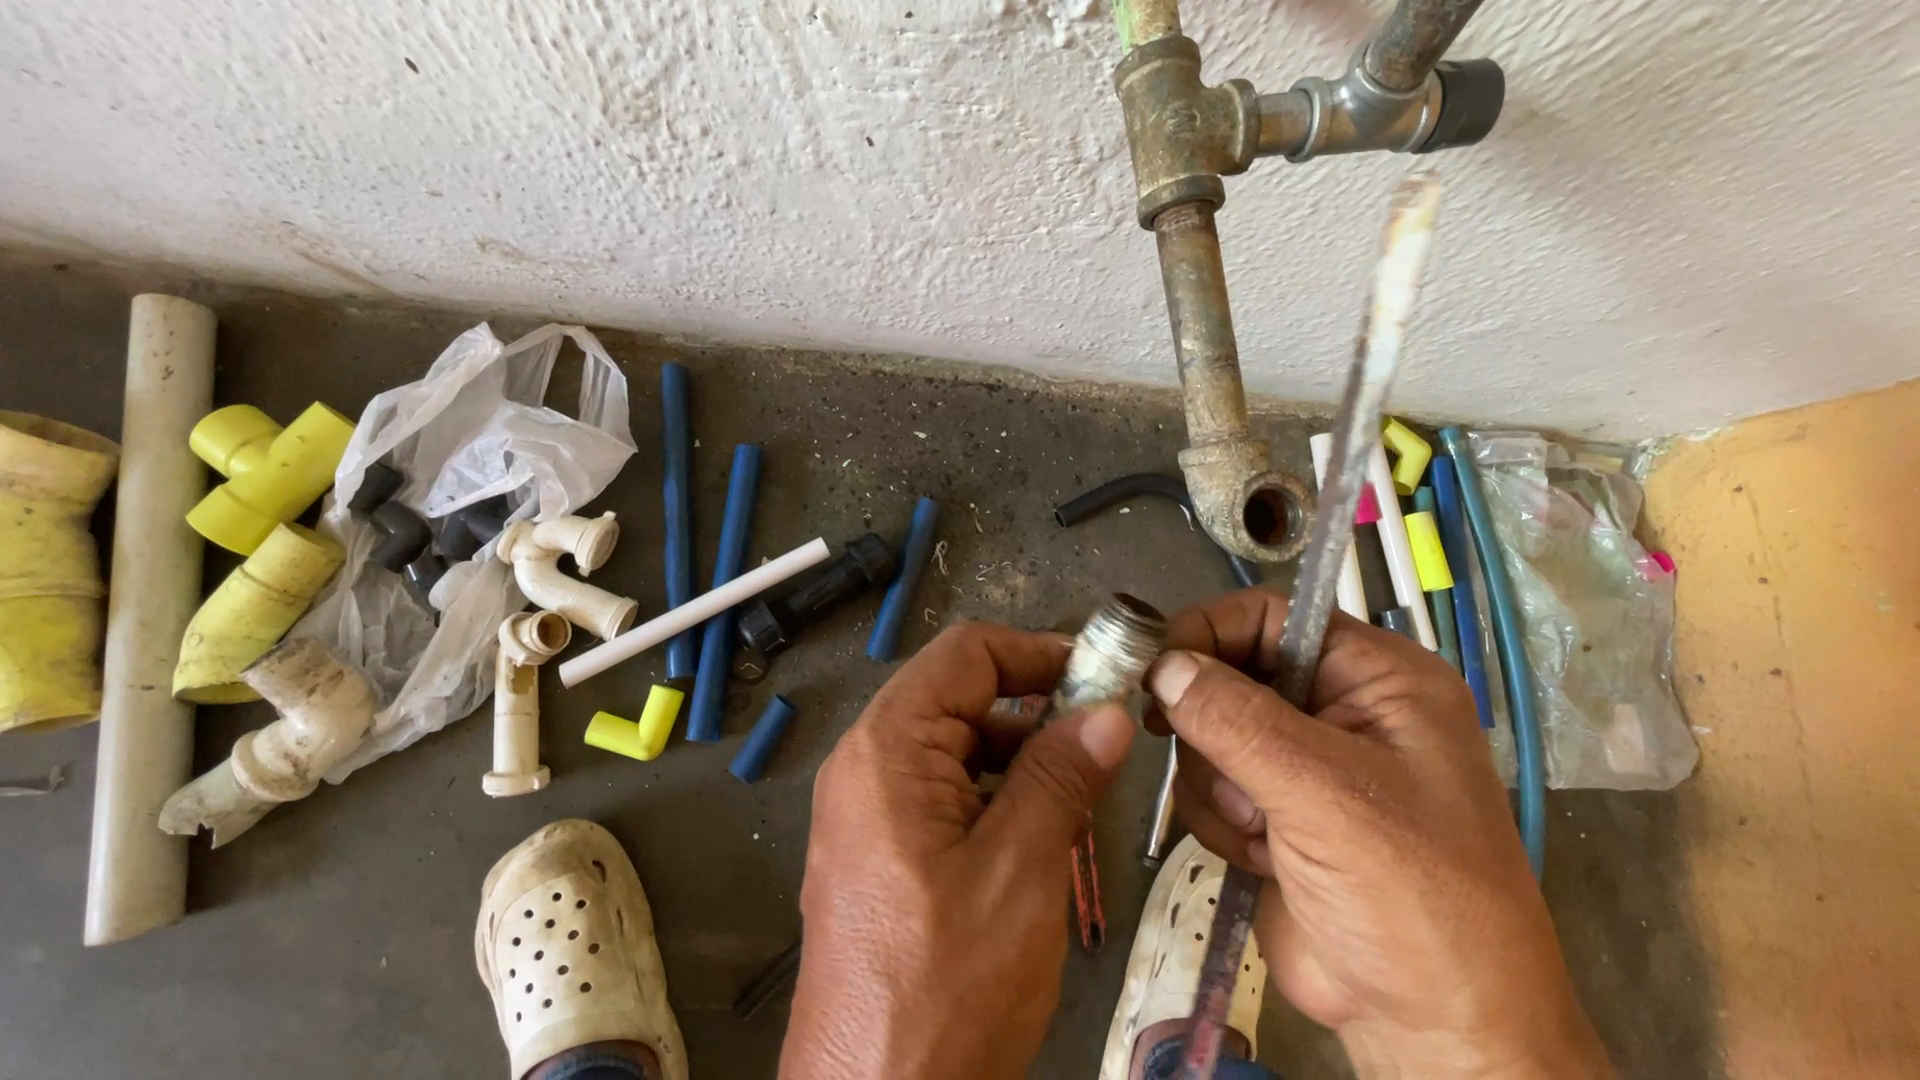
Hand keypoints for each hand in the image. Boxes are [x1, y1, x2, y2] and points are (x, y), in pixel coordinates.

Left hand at [781, 622, 1136, 1079]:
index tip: (1102, 674)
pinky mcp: (880, 855)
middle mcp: (866, 767)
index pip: (964, 654)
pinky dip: (995, 799)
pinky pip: (943, 797)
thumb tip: (1107, 711)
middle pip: (958, 699)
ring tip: (1080, 796)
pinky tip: (1039, 836)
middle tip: (1104, 739)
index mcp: (886, 749)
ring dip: (1020, 759)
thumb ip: (1061, 778)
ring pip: (956, 751)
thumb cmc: (945, 984)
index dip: (1035, 652)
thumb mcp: (1019, 871)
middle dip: (1034, 710)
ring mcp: (867, 813)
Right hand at [1147, 588, 1609, 1077]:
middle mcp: (1337, 709)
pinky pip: (1208, 787)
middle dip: (1216, 732)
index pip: (1271, 618)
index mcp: (1377, 679)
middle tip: (1230, 778)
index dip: (1208, 633)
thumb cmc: (1411, 895)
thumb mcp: (1325, 795)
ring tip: (1266, 834)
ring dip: (1220, 787)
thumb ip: (1237, 721)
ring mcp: (1300, 764)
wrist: (1431, 1024)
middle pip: (1227, 675)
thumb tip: (1162, 665)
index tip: (1154, 670)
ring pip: (1207, 735)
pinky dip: (1221, 822)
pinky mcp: (1271, 812)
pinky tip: (1263, 859)